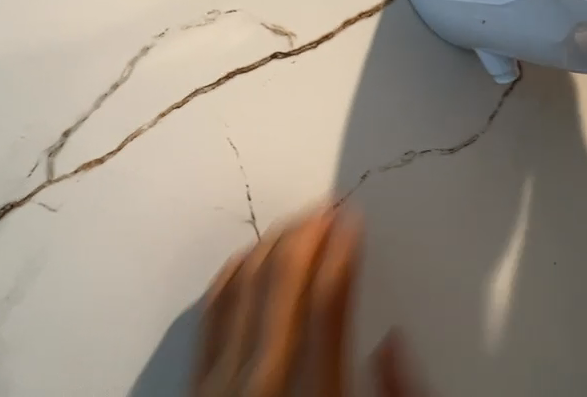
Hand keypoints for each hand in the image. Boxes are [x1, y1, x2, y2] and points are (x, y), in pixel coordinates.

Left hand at [193, 204, 421, 396]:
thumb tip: (392, 344)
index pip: (328, 304)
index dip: (343, 254)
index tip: (355, 219)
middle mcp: (262, 384)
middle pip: (281, 282)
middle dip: (307, 235)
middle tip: (329, 208)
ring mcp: (219, 385)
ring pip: (242, 287)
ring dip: (270, 246)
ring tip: (297, 224)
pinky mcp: (195, 389)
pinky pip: (211, 313)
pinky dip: (231, 276)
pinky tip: (247, 259)